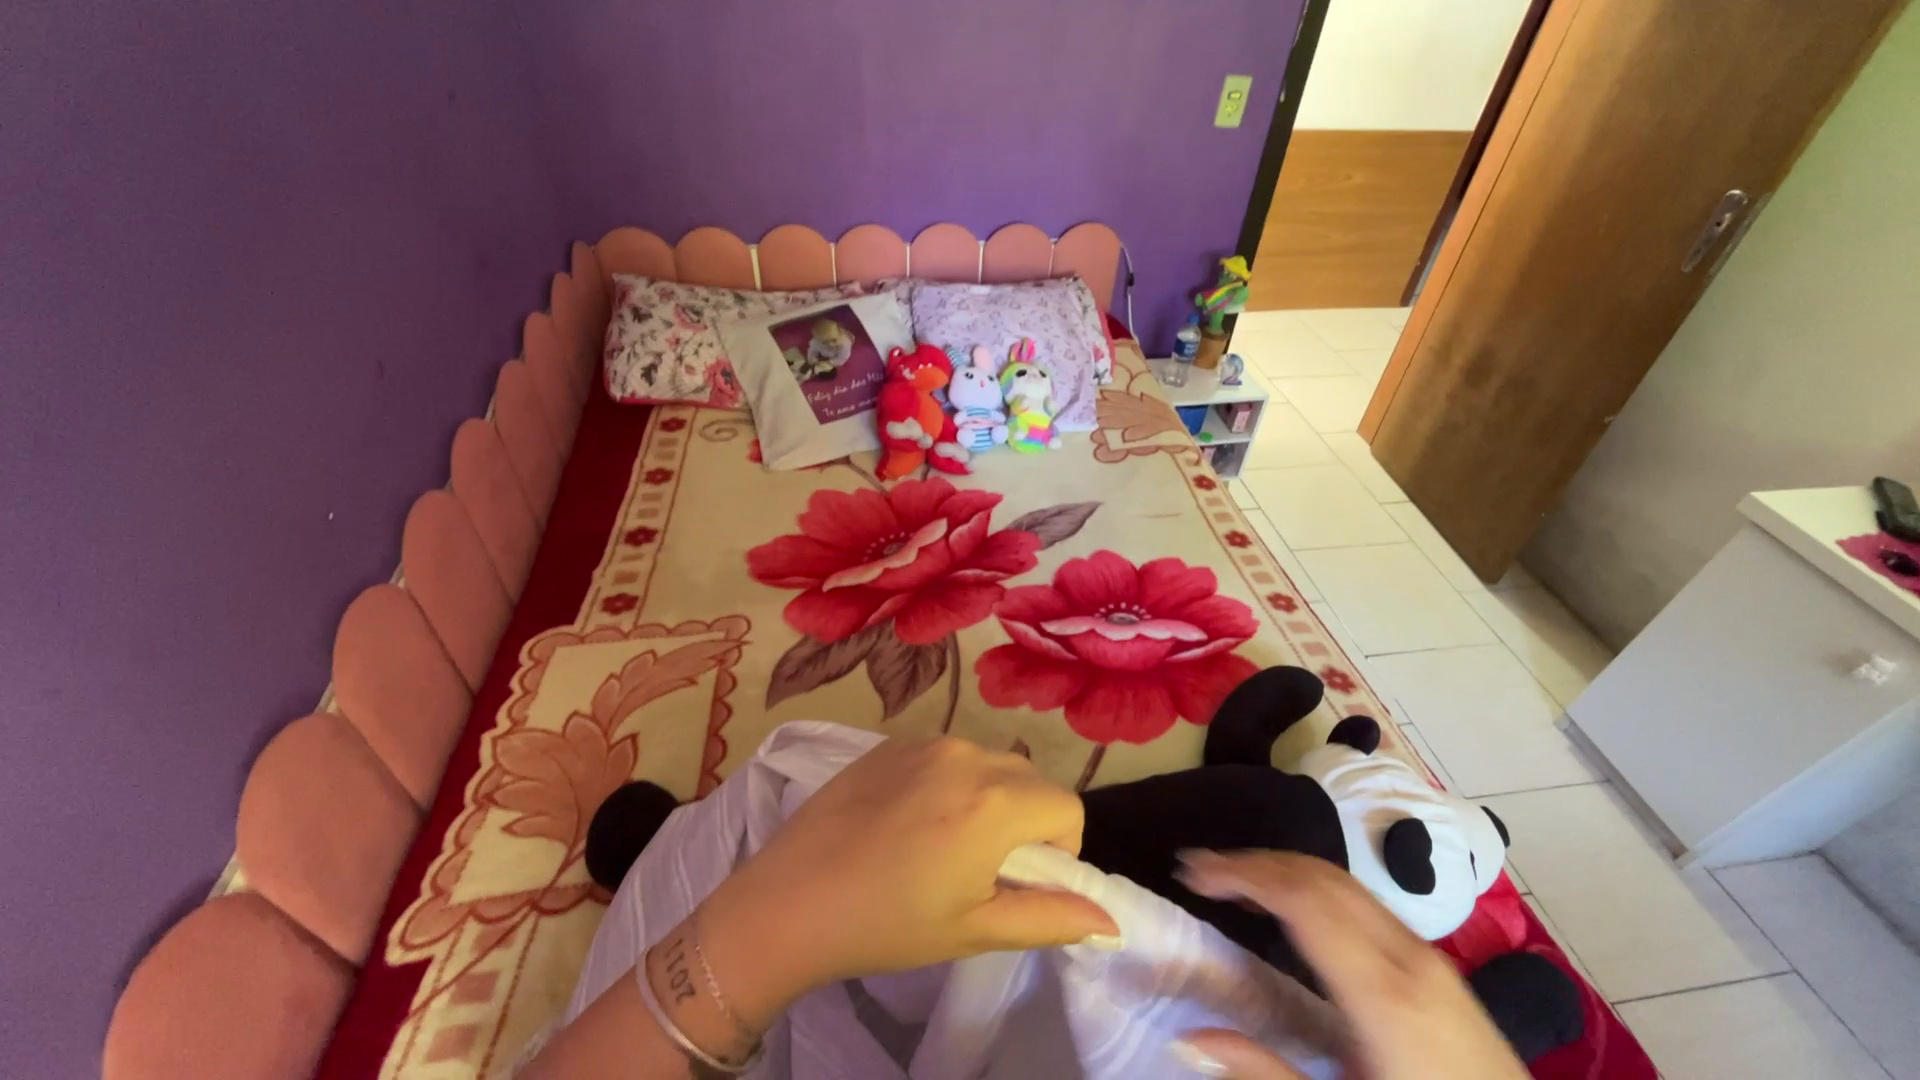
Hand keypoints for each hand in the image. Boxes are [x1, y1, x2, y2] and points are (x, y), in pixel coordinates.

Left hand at [692, 736, 1119, 1024]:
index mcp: (994, 801)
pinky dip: (949, 782)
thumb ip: (1051, 917)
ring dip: (988, 798)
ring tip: (940, 842)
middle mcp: (966, 755)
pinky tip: (908, 820)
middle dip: (1026, 821)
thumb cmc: (888, 923)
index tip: (1017, 880)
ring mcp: (924, 742)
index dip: (1058, 849)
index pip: (1067, 806)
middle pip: (1031, 779)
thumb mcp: (976, 929)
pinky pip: (947, 755)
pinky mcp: (890, 742)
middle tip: (980, 866)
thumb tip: (1110, 920)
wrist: (789, 899)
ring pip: (989, 763)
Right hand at [1173, 852, 1526, 1079]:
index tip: (1189, 872)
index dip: (1240, 873)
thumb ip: (1264, 1072)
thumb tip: (1186, 1038)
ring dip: (1281, 868)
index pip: (1300, 898)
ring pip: (1342, 881)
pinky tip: (1289, 907)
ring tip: (1231, 880)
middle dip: (1252, 862)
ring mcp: (1428, 957)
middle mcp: (1407, 957)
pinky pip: (1362, 900)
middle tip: (1197, 869)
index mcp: (1382, 994)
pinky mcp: (1436, 966)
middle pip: (1318, 876)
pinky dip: (1312, 886)